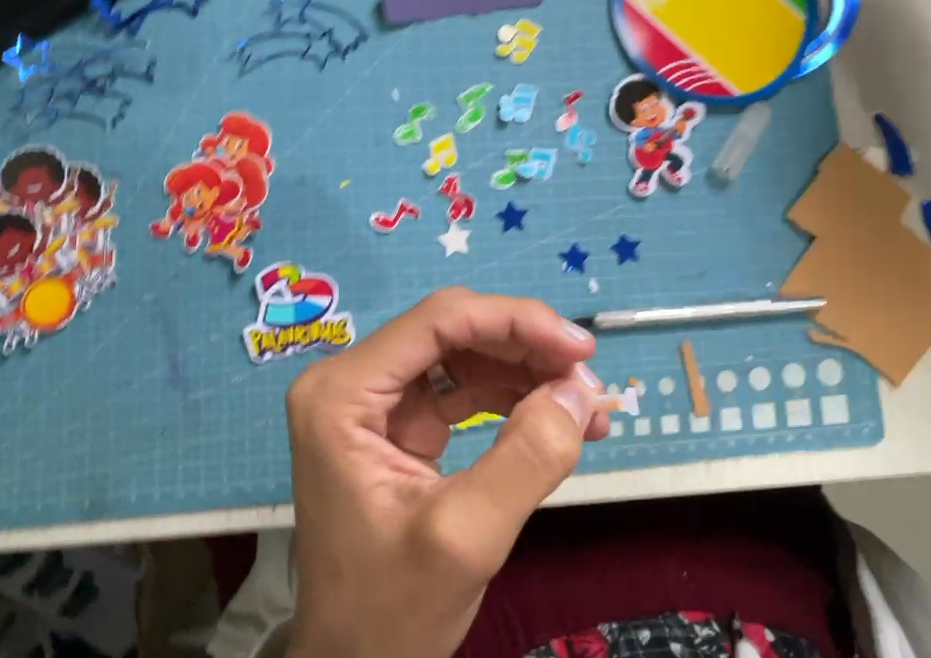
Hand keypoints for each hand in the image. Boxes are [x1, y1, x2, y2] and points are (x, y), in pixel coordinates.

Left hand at [285, 289, 608, 657]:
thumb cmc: (391, 610)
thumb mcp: (465, 538)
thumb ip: (526, 458)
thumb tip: (579, 390)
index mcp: (343, 394)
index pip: (438, 321)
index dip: (515, 320)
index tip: (580, 347)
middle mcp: (352, 383)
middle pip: (453, 331)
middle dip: (526, 348)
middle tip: (588, 382)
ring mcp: (375, 403)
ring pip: (464, 355)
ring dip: (527, 373)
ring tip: (585, 406)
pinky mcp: (400, 426)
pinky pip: (464, 390)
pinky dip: (513, 399)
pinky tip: (558, 420)